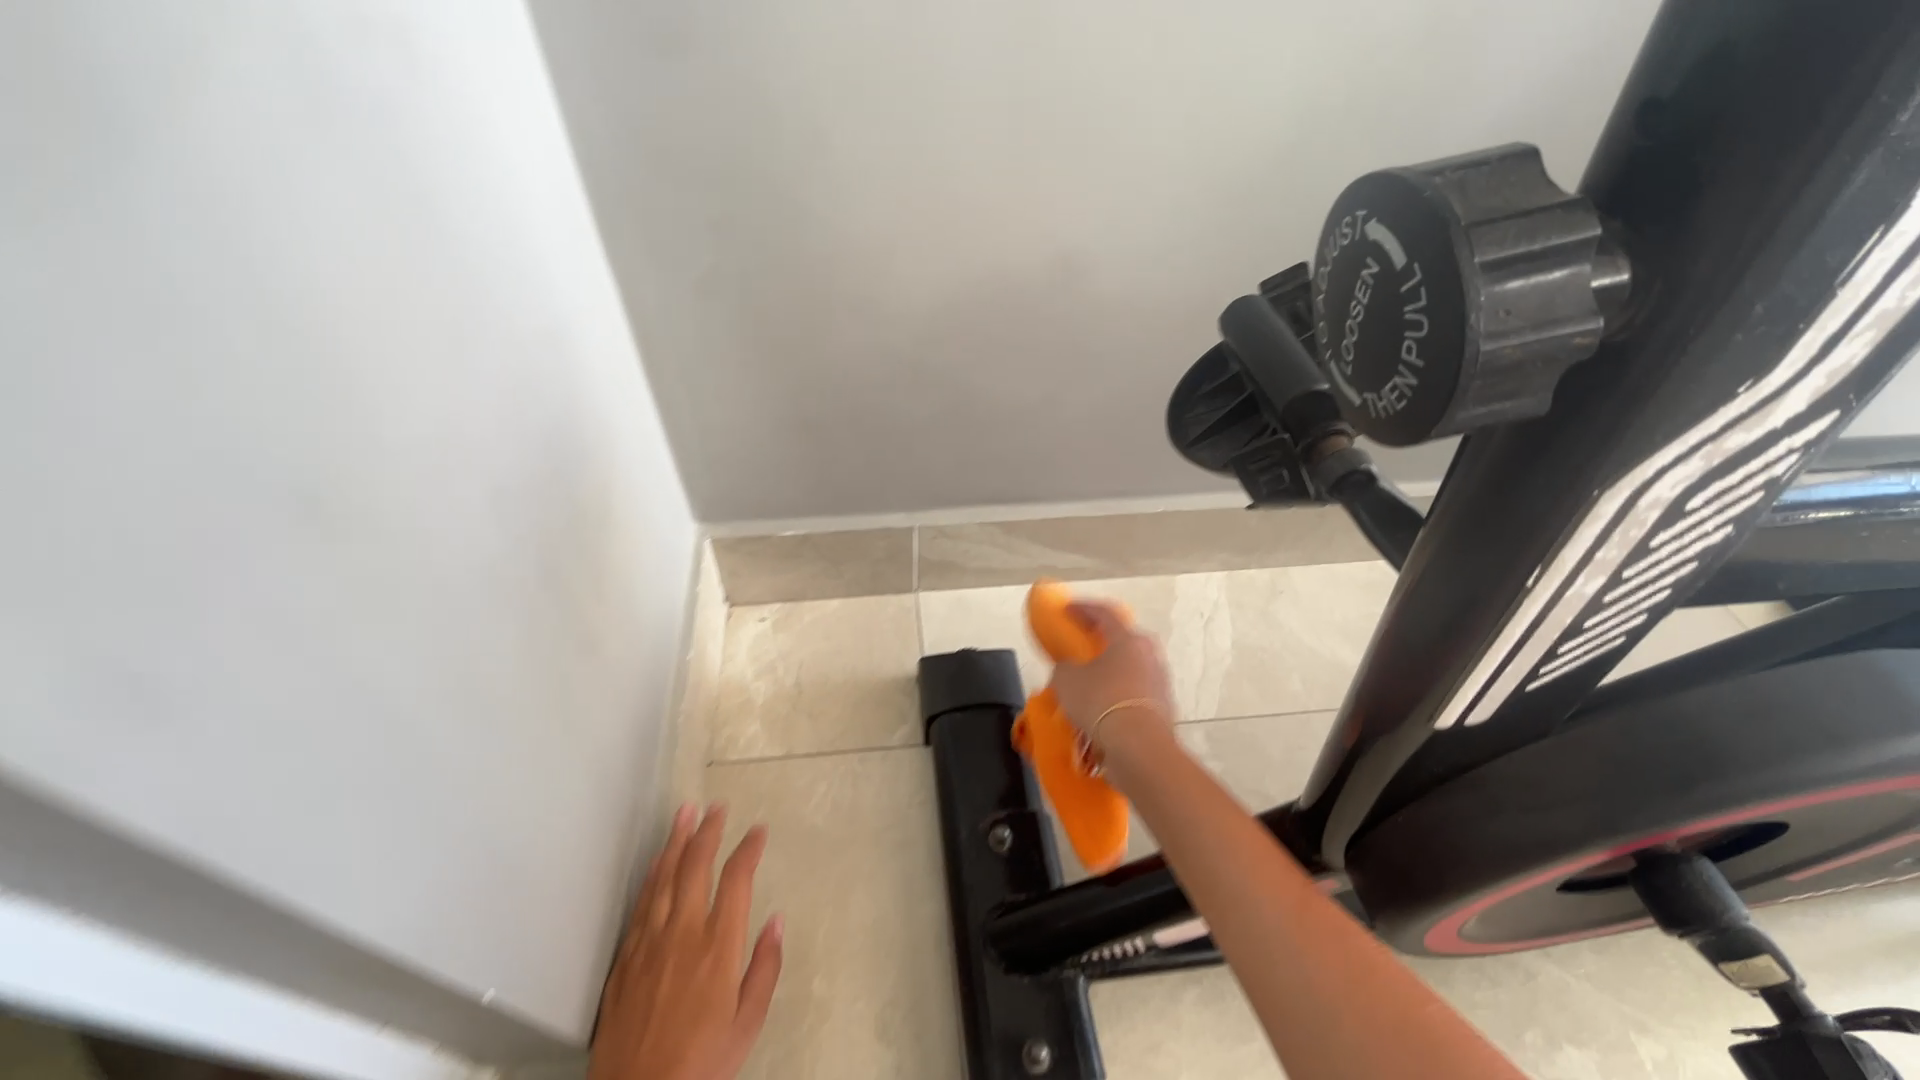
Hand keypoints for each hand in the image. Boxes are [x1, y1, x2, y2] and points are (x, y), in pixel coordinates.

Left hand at [588, 803, 783, 1079]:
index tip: (758, 831)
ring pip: (662, 877)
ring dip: (675, 841)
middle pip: (695, 866)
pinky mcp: (625, 957)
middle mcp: (682, 933)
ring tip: (684, 813)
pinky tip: (657, 863)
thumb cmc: (702, 1062)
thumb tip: (775, 921)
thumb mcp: (748, 1022)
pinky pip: (641, 902)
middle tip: (716, 807)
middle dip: (707, 831)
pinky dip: (652, 875)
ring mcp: (648, 942)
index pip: (736, 880)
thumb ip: (764, 967)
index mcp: (718, 947)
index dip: (748, 849)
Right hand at [1046, 601, 1178, 783]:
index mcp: (1128, 639)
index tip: (1067, 609)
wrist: (1138, 746)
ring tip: (1090, 685)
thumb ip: (1064, 668)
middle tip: (1083, 647)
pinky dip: (1118, 697)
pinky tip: (1102, 711)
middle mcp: (1150, 655)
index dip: (1083, 609)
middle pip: (1123, 641)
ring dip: (1111, 673)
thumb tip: (1068, 670)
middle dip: (1102, 642)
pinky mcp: (1163, 709)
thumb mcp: (1067, 681)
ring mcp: (1161, 682)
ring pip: (1131, 669)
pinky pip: (1135, 695)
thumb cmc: (1101, 702)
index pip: (1105, 614)